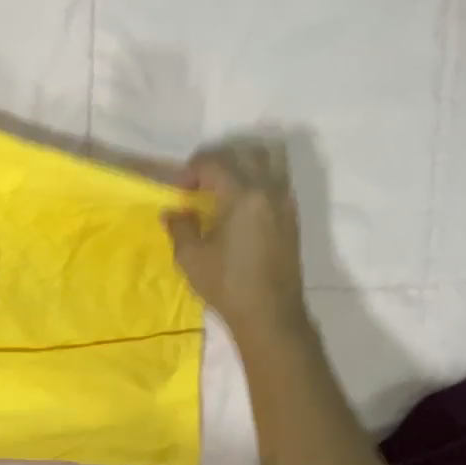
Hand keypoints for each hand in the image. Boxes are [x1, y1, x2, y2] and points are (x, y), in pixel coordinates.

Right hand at [164, 137, 309, 345]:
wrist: (270, 313)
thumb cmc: (227, 284)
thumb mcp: (191, 258)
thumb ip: (180, 227)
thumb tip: (173, 211)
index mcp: (242, 195)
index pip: (215, 162)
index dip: (192, 169)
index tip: (178, 189)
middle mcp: (269, 189)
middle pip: (245, 152)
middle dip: (218, 161)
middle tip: (198, 183)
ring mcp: (285, 200)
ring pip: (270, 159)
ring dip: (243, 163)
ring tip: (223, 187)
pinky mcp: (292, 215)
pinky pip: (278, 179)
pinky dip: (258, 178)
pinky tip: (239, 205)